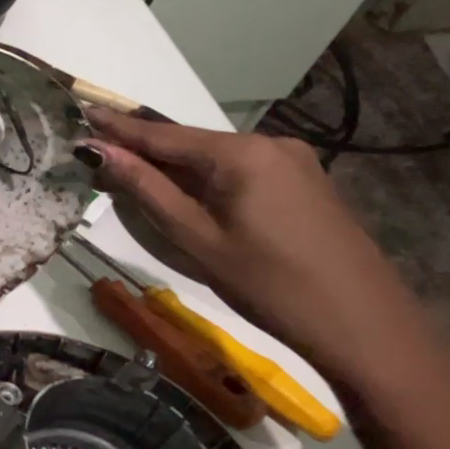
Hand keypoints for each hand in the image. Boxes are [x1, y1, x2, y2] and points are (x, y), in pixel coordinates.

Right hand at [80, 109, 427, 382]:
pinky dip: (205, 180)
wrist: (373, 335)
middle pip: (188, 143)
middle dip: (143, 150)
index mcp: (241, 153)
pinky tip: (185, 196)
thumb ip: (144, 188)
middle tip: (96, 155)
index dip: (115, 128)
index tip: (76, 113)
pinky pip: (239, 172)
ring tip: (131, 177)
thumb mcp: (196, 239)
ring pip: (213, 158)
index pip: (161, 134)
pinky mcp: (307, 185)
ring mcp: (294, 163)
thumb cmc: (273, 287)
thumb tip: (94, 150)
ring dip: (173, 168)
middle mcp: (269, 145)